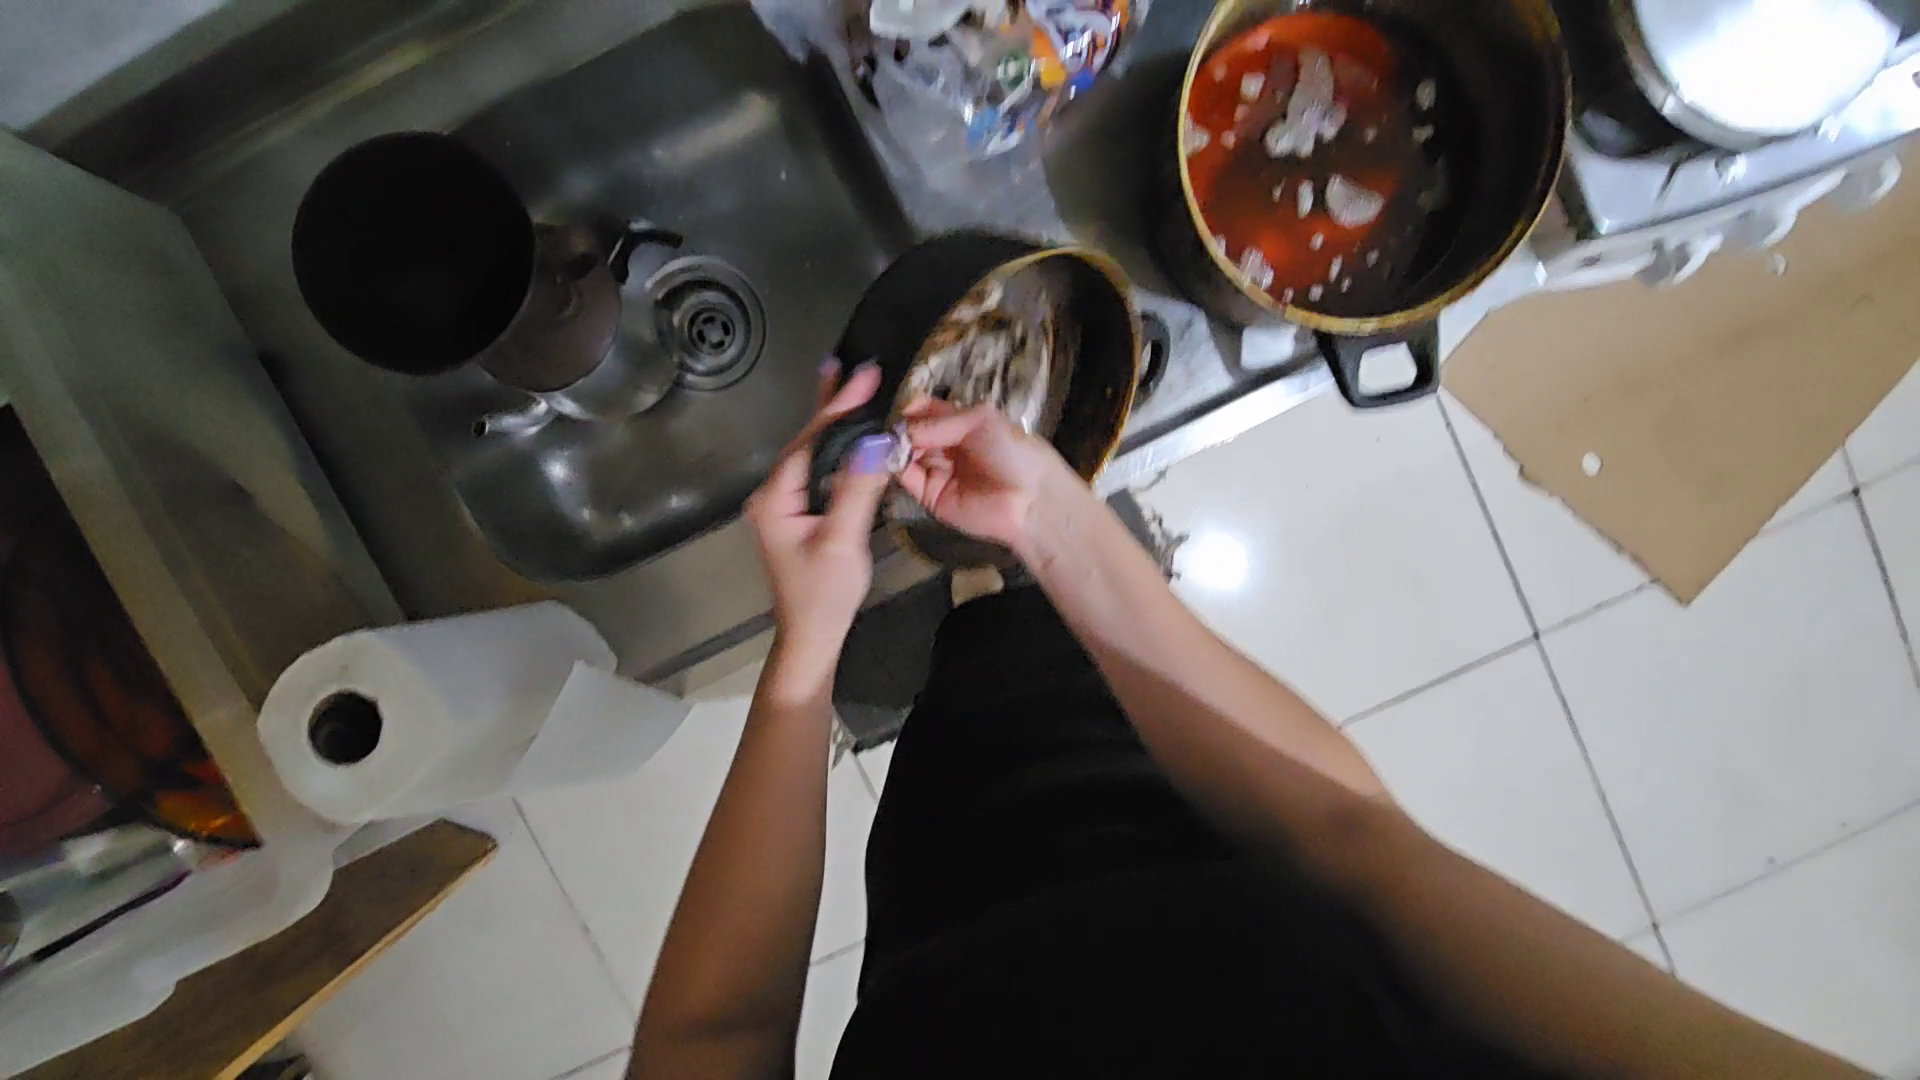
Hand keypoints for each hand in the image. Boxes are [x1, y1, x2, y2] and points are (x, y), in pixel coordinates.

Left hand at [744, 361, 895, 688]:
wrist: (812, 635)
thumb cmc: (825, 595)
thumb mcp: (843, 541)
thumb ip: (857, 489)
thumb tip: (876, 441)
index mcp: (775, 498)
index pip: (810, 442)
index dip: (837, 407)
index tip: (864, 376)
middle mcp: (772, 495)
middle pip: (804, 441)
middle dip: (828, 405)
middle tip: (846, 366)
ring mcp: (782, 505)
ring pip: (810, 454)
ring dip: (831, 423)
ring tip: (846, 386)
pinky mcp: (797, 514)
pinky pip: (816, 471)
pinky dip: (834, 448)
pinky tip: (846, 434)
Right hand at [896, 399, 1081, 556]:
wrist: (1030, 501)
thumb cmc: (1013, 452)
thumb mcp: (980, 421)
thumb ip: (939, 421)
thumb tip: (902, 429)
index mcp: (960, 423)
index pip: (925, 410)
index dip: (909, 408)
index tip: (897, 408)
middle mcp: (946, 446)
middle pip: (911, 432)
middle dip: (899, 428)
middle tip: (889, 429)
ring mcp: (937, 471)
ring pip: (906, 454)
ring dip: (894, 447)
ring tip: (886, 443)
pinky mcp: (930, 497)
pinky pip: (907, 479)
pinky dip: (895, 468)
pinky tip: (888, 458)